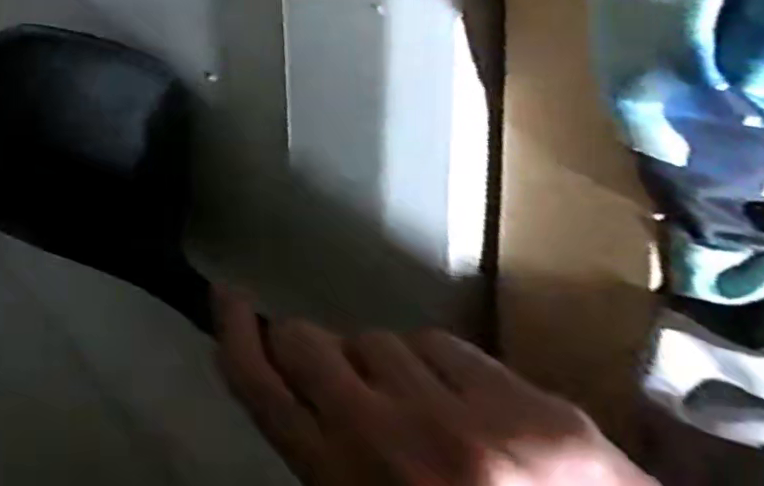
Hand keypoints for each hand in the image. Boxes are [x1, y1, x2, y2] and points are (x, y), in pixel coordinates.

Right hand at [212, 286, 654, 485]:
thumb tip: (292, 384)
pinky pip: (446, 345)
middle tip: (338, 375)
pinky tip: (475, 408)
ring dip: (388, 367)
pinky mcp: (537, 412)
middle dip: (313, 351)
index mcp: (349, 484)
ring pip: (378, 339)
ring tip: (427, 410)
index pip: (260, 386)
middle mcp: (396, 444)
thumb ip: (327, 454)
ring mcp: (469, 425)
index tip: (226, 296)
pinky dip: (446, 369)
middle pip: (306, 343)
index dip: (234, 332)